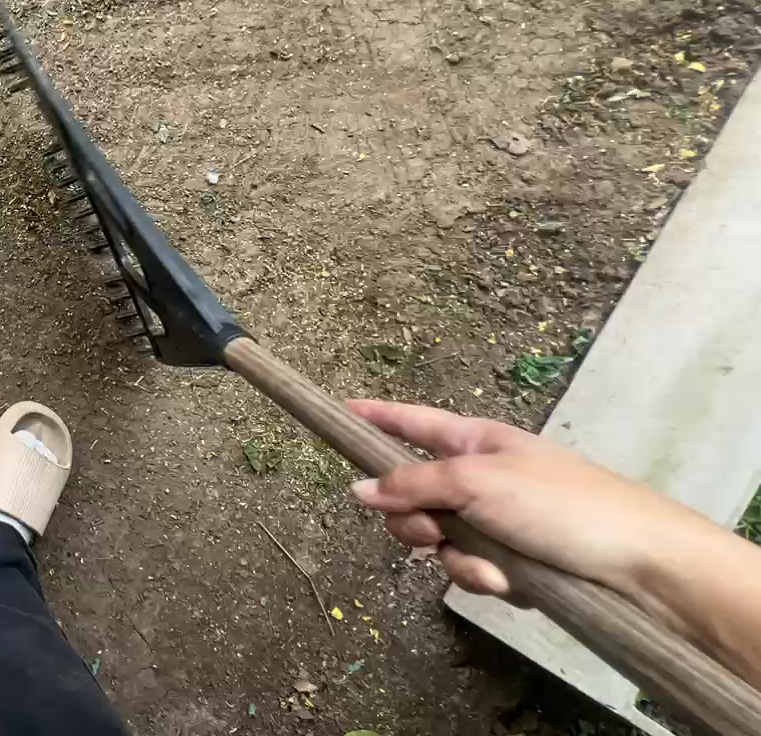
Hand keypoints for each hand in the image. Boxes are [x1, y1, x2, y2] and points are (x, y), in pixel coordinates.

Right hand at [346, 399, 722, 601]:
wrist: (651, 568)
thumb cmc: (560, 503)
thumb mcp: (474, 480)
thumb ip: (409, 482)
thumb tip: (358, 490)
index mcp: (473, 441)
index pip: (410, 421)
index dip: (375, 414)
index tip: (339, 410)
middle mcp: (478, 478)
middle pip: (410, 489)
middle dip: (408, 514)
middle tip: (422, 529)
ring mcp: (495, 521)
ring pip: (433, 533)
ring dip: (446, 550)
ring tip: (480, 563)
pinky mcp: (513, 561)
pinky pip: (467, 564)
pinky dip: (478, 574)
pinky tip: (504, 580)